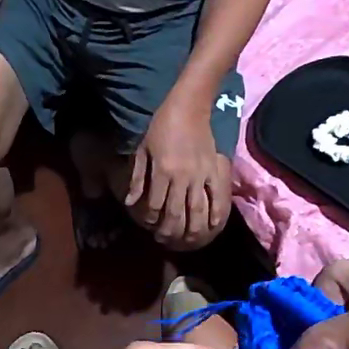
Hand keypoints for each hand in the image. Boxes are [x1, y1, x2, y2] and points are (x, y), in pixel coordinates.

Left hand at [128, 90, 231, 248]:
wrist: (190, 107)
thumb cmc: (161, 126)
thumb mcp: (143, 150)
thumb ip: (137, 178)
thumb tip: (130, 203)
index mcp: (162, 171)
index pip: (156, 204)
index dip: (152, 219)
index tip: (150, 226)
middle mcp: (182, 176)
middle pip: (176, 213)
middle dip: (170, 231)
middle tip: (165, 241)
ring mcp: (201, 175)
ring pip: (197, 210)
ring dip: (192, 230)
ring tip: (188, 241)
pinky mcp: (215, 171)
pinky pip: (218, 196)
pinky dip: (217, 213)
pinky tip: (213, 225)